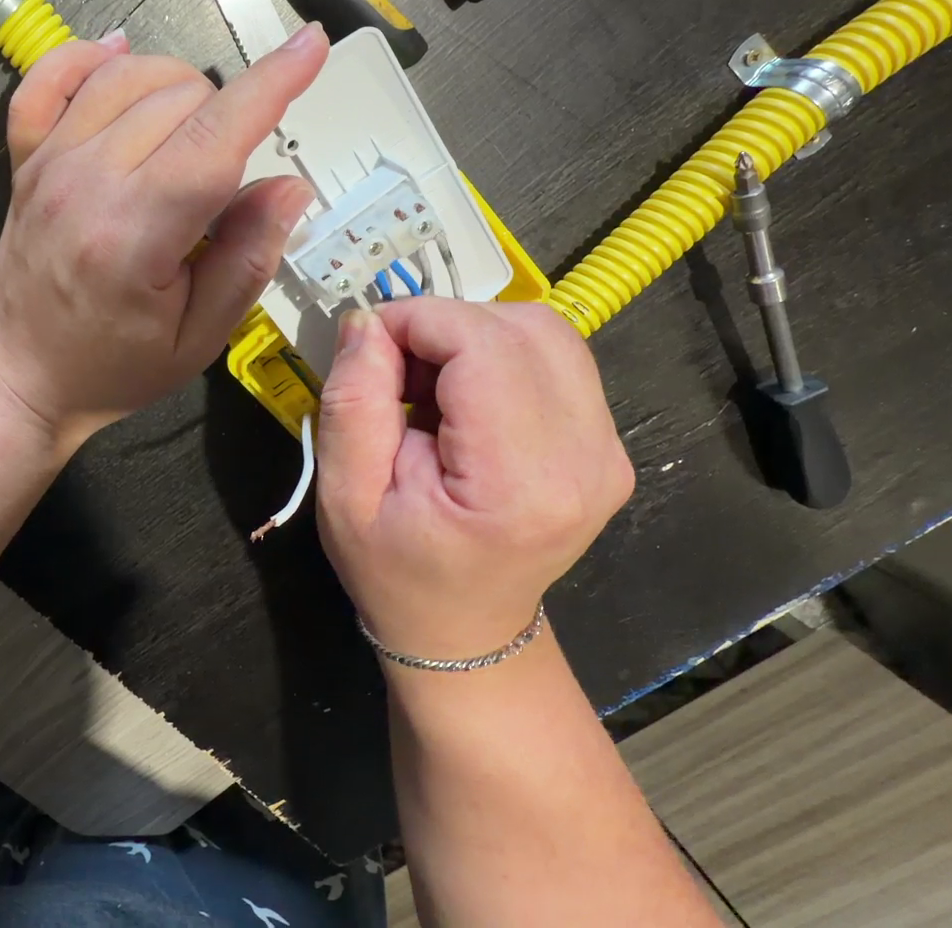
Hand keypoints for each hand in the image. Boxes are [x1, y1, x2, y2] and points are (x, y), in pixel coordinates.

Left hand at [0, 25, 330, 447]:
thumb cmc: (116, 368)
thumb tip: (290, 186)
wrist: (27, 378)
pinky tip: (117, 60)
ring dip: (174, 86)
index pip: (215, 137)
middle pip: (177, 99)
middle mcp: (85, 185)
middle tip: (224, 176)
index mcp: (134, 235)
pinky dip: (86, 60)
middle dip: (225, 117)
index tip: (311, 47)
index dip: (271, 86)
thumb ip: (248, 259)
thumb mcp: (200, 338)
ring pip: (125, 77)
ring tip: (190, 133)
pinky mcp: (24, 164)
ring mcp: (47, 167)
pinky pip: (46, 82)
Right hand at [314, 299, 634, 661]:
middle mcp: (586, 457)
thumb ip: (353, 403)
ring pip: (546, 334)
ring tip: (421, 382)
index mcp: (519, 481)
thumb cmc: (393, 572)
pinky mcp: (606, 445)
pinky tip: (456, 397)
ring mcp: (607, 451)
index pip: (484, 344)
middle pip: (524, 328)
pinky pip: (554, 362)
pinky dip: (496, 357)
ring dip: (471, 337)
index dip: (418, 320)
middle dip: (444, 324)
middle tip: (389, 365)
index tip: (365, 343)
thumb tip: (367, 322)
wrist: (463, 632)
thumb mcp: (343, 495)